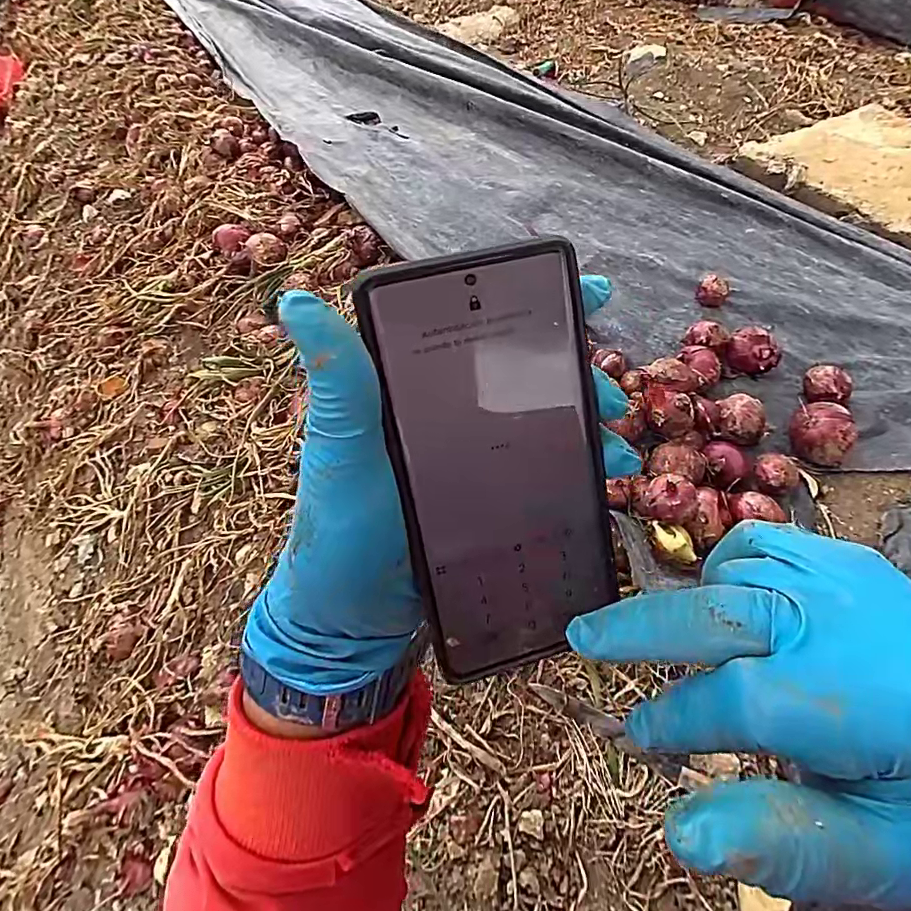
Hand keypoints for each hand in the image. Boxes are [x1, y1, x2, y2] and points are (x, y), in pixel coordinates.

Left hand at [244, 275, 642, 696]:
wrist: (358, 616)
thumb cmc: (339, 528)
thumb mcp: (342, 449)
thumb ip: (338, 381)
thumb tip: (295, 301)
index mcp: (419, 384)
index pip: (481, 326)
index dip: (537, 304)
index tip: (590, 294)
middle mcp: (456, 407)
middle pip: (532, 372)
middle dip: (581, 375)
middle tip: (609, 399)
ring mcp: (482, 450)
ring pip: (549, 418)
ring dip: (589, 424)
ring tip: (615, 451)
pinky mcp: (498, 489)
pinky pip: (550, 465)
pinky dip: (581, 465)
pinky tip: (604, 479)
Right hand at [566, 522, 910, 910]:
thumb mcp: (882, 866)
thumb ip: (784, 842)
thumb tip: (681, 831)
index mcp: (893, 706)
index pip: (748, 698)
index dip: (676, 719)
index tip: (635, 740)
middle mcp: (873, 621)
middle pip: (732, 607)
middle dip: (646, 625)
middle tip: (584, 639)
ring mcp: (866, 577)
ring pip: (745, 563)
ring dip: (693, 599)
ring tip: (661, 637)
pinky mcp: (858, 560)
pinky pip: (772, 543)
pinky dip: (729, 569)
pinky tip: (722, 605)